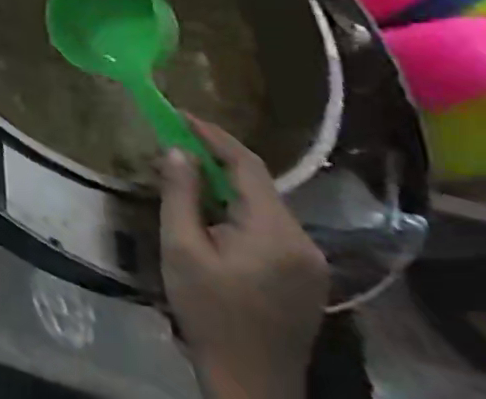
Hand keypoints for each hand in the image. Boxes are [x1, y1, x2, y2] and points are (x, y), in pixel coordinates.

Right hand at [161, 120, 327, 398]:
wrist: (251, 385)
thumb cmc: (210, 313)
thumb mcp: (181, 249)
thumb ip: (180, 194)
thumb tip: (177, 150)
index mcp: (276, 231)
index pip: (247, 165)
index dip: (212, 135)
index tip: (179, 114)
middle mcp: (303, 240)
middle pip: (258, 184)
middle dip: (216, 160)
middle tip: (175, 145)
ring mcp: (311, 262)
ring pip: (264, 206)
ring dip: (227, 188)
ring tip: (187, 179)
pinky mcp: (307, 278)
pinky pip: (271, 228)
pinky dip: (240, 212)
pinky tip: (213, 217)